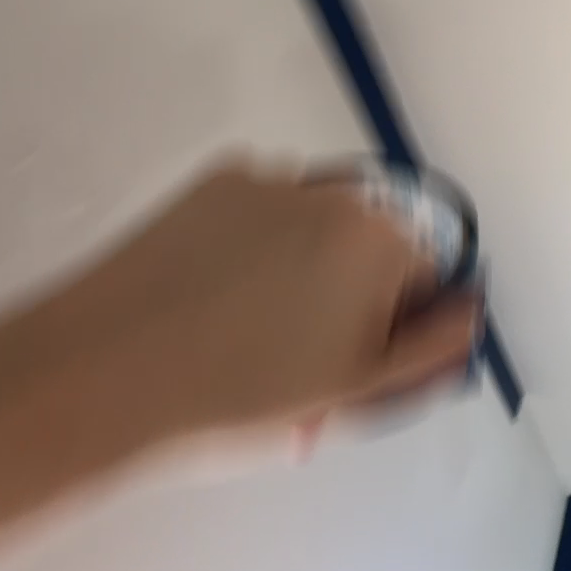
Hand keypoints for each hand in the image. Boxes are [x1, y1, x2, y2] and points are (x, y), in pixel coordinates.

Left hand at [20, 159, 480, 450]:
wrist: (102, 374)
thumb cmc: (241, 394)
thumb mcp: (357, 391)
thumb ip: (433, 348)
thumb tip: (469, 310)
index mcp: (381, 242)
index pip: (425, 271)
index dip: (394, 320)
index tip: (352, 354)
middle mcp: (338, 193)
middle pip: (370, 240)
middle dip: (352, 285)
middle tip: (299, 346)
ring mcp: (273, 177)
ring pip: (317, 221)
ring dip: (304, 257)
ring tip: (247, 316)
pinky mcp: (218, 176)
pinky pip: (260, 204)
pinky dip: (252, 234)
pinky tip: (214, 281)